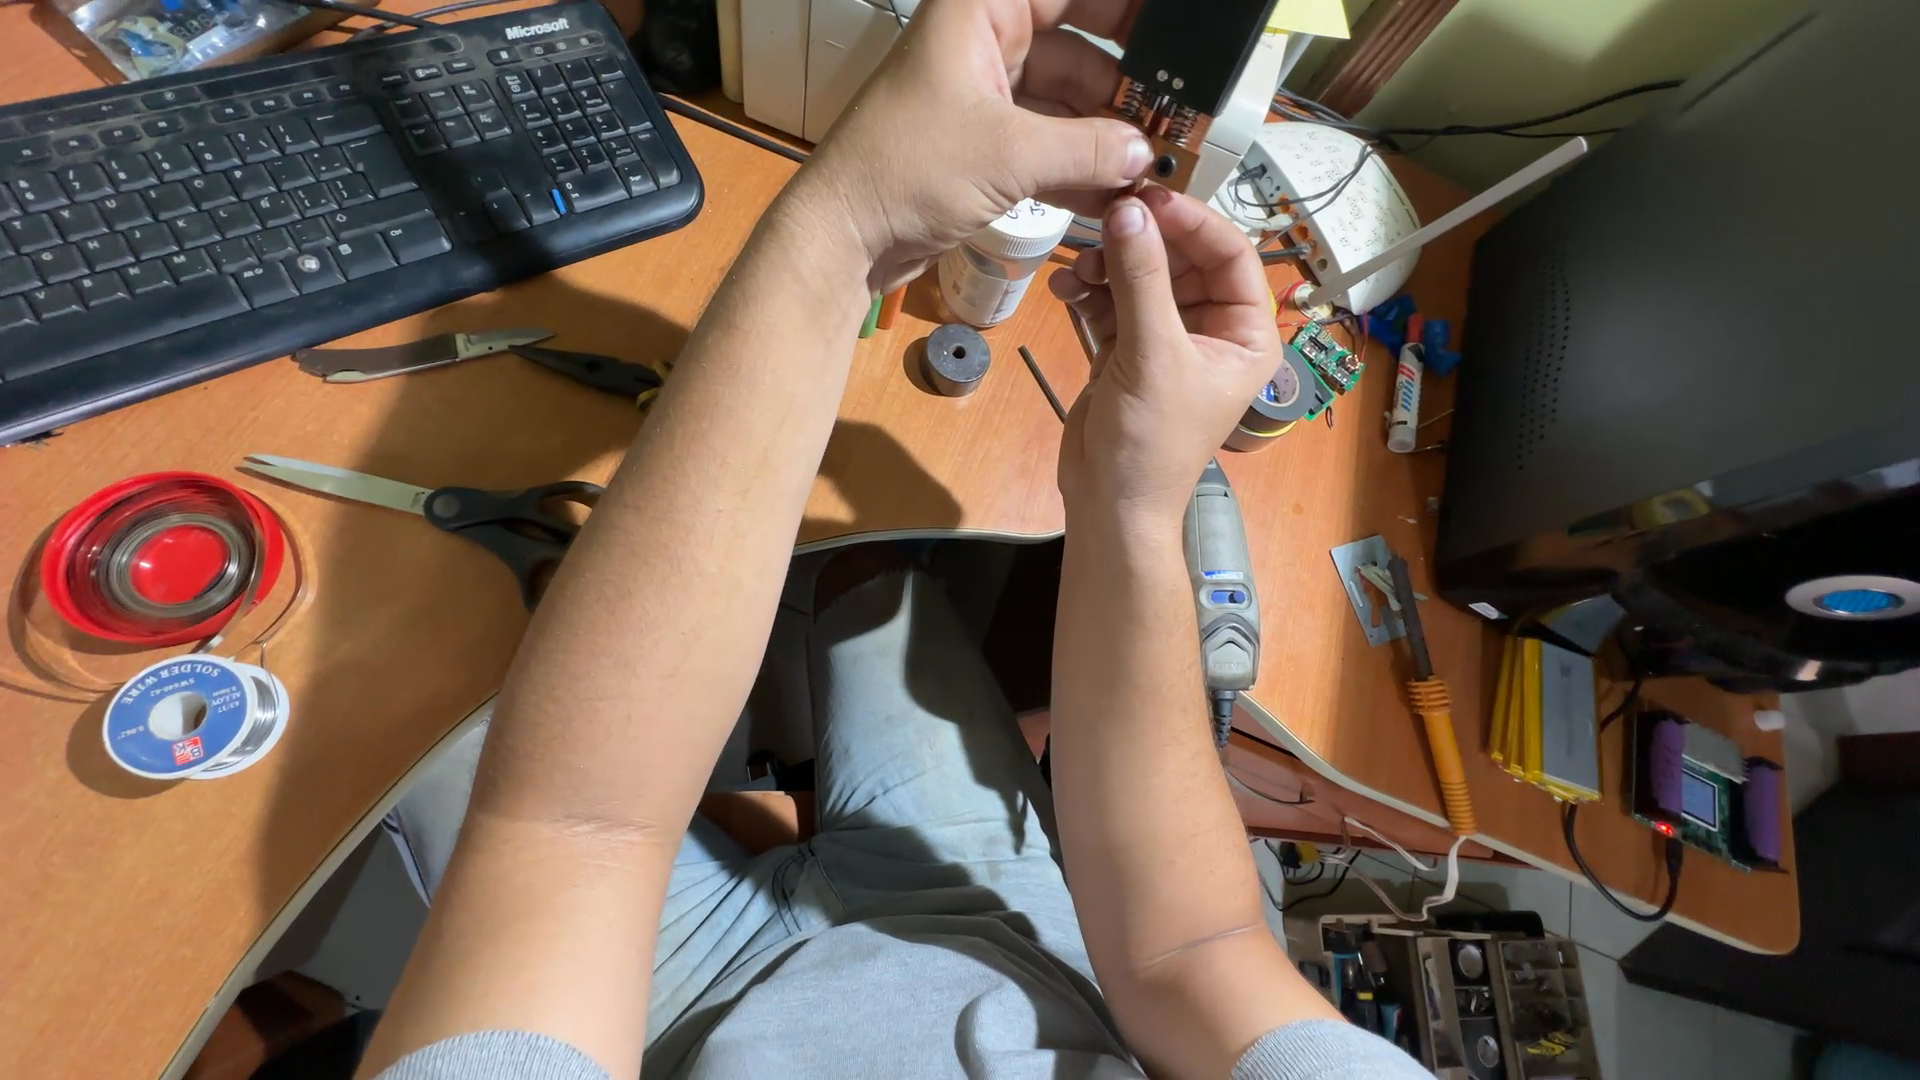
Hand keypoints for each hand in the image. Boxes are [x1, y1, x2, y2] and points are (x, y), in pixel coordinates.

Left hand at [784, 0, 1154, 291]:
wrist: (848, 235)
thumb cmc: (907, 172)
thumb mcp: (1008, 155)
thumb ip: (1086, 149)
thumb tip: (1144, 153)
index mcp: (984, 8)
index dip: (1126, 9)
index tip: (1175, 34)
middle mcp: (985, 43)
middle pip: (1076, 44)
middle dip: (1123, 83)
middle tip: (1172, 110)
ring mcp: (984, 98)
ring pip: (1064, 102)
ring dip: (1104, 134)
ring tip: (1152, 161)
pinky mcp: (983, 148)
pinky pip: (1044, 144)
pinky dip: (1076, 165)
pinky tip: (1115, 188)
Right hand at [1050, 186, 1280, 523]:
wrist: (1109, 501)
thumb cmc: (1151, 440)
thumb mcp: (1152, 356)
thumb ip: (1140, 281)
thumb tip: (1127, 210)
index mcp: (1244, 334)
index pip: (1229, 255)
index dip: (1192, 221)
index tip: (1148, 197)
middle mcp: (1209, 330)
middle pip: (1179, 261)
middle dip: (1140, 243)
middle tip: (1101, 220)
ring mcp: (1164, 340)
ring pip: (1141, 280)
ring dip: (1108, 267)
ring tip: (1076, 266)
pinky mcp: (1125, 351)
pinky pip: (1112, 305)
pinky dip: (1090, 293)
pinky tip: (1065, 287)